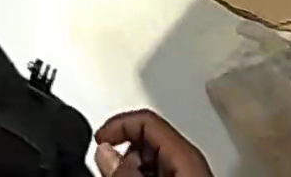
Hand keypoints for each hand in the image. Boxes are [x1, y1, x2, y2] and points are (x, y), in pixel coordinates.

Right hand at [94, 109, 213, 176]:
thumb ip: (128, 174)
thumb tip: (105, 151)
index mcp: (186, 156)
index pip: (146, 120)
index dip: (118, 125)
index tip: (99, 141)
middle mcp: (190, 164)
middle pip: (148, 140)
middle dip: (125, 153)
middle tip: (112, 171)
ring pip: (153, 162)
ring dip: (135, 171)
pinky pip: (161, 176)